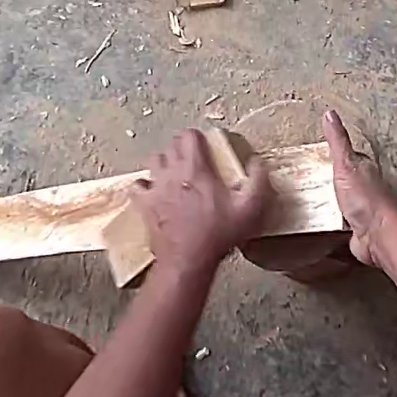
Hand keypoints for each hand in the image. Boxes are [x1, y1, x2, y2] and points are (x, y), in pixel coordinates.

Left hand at [134, 129, 271, 276]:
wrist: (188, 261)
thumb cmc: (217, 234)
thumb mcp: (249, 208)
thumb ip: (258, 180)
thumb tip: (256, 161)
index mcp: (196, 168)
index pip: (189, 135)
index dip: (198, 138)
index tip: (206, 147)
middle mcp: (173, 173)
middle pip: (171, 145)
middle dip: (183, 148)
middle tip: (195, 161)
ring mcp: (156, 188)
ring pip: (154, 160)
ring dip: (165, 162)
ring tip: (176, 173)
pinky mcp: (145, 205)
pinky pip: (138, 186)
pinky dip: (145, 185)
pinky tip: (155, 191)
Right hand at [322, 110, 396, 267]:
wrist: (377, 235)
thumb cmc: (366, 199)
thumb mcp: (345, 163)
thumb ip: (338, 141)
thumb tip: (330, 114)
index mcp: (366, 169)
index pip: (354, 157)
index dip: (343, 154)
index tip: (331, 150)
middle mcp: (367, 189)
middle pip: (353, 180)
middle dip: (341, 179)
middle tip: (325, 175)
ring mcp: (364, 210)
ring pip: (350, 203)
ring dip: (341, 202)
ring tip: (325, 199)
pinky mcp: (360, 231)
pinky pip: (346, 224)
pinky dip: (340, 223)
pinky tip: (332, 222)